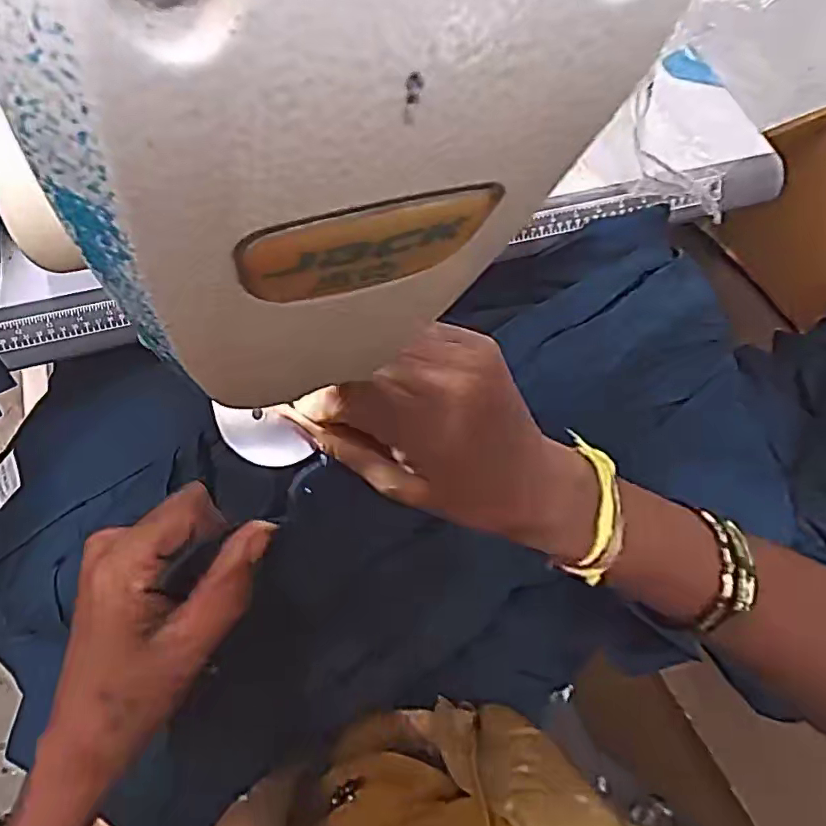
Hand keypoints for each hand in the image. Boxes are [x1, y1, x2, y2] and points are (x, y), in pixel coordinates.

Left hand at [38, 484, 275, 793]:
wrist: (85, 738)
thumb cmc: (134, 700)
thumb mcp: (192, 644)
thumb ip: (230, 581)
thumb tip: (264, 527)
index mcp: (122, 554)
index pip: (192, 503)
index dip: (222, 531)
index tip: (224, 577)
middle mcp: (108, 538)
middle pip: (182, 511)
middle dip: (206, 547)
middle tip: (201, 602)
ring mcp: (103, 548)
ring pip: (175, 526)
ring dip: (192, 558)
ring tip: (185, 608)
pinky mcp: (106, 561)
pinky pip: (159, 541)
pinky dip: (175, 565)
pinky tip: (169, 605)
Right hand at [284, 322, 598, 560]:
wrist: (537, 481)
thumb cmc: (465, 497)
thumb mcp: (395, 485)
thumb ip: (339, 443)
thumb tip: (288, 411)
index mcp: (426, 417)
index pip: (341, 387)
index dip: (306, 392)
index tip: (289, 400)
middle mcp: (444, 370)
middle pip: (358, 349)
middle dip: (324, 363)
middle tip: (302, 377)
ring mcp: (462, 347)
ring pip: (382, 331)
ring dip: (353, 348)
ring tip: (335, 364)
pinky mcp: (472, 336)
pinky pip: (410, 328)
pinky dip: (384, 342)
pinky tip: (376, 357)